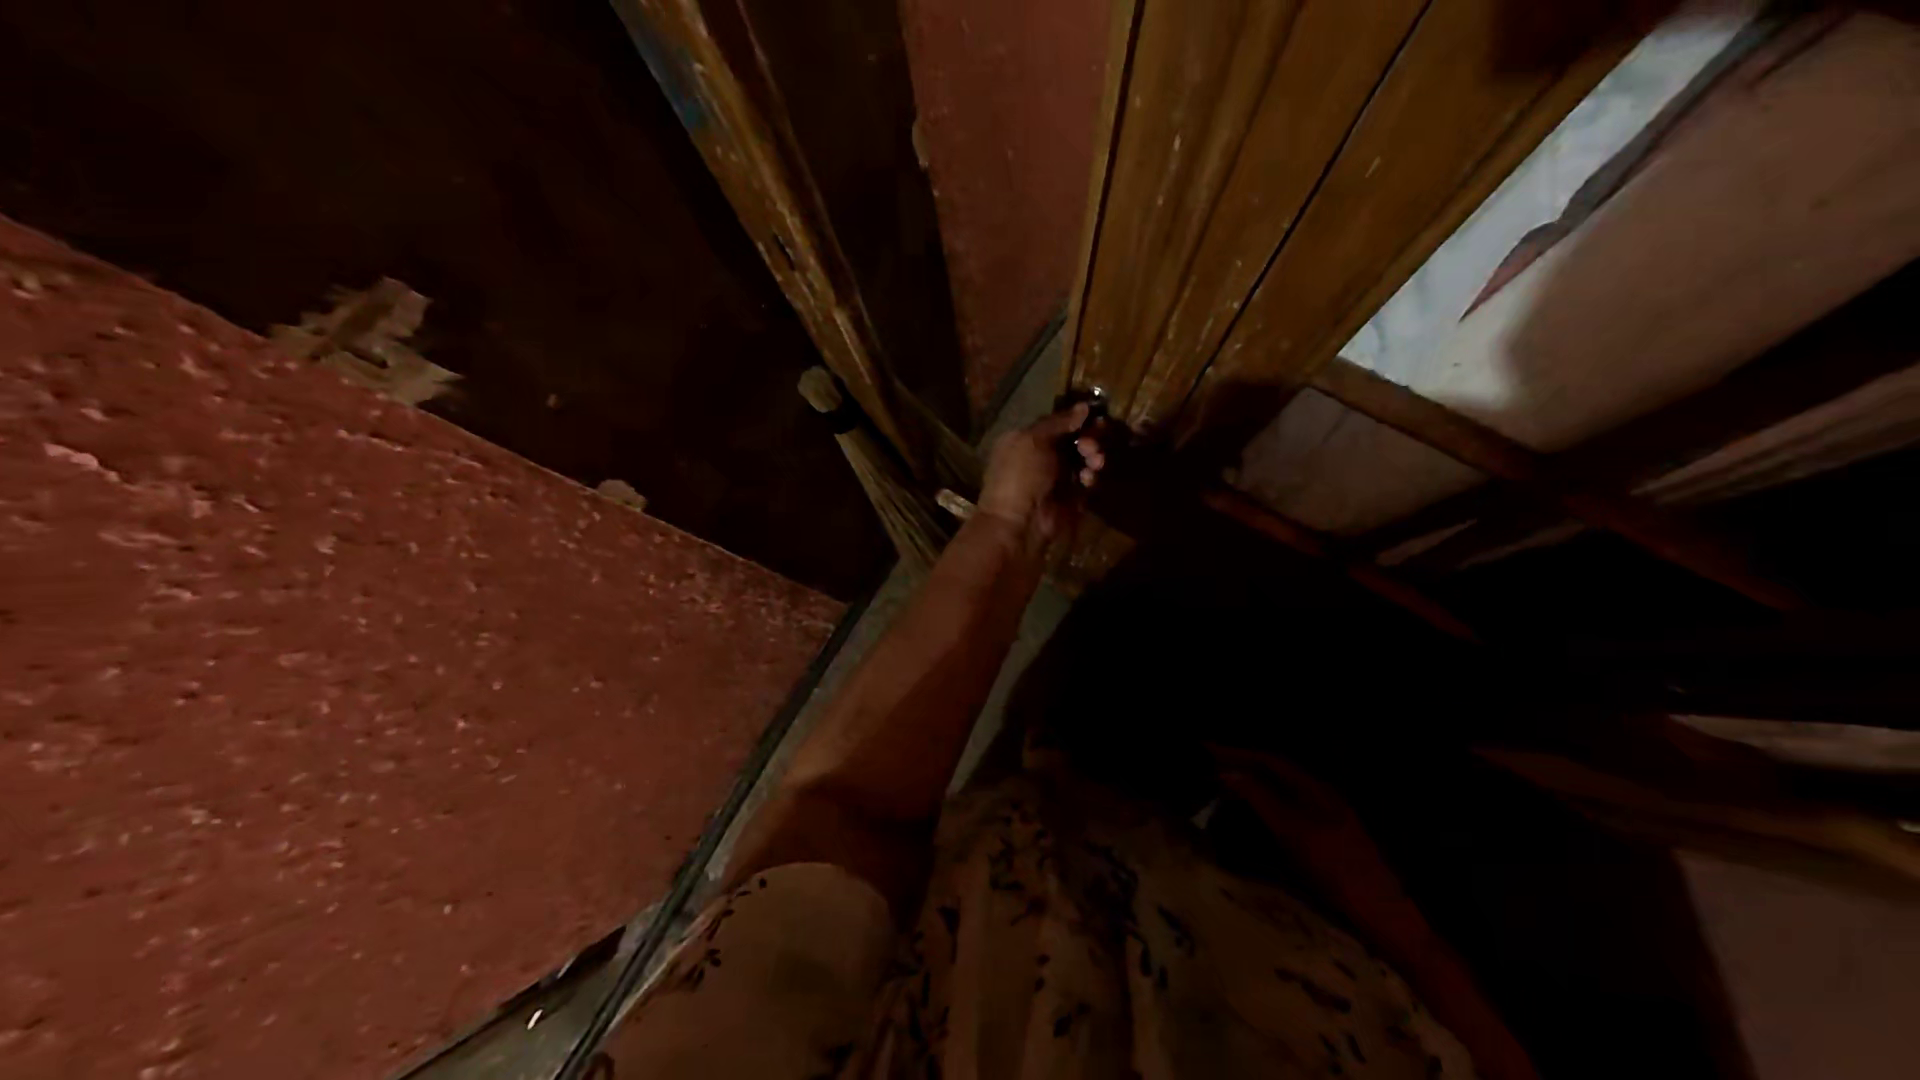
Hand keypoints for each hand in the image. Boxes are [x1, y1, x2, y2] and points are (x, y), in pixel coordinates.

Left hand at [976, 403, 1105, 540]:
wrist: (1019, 523)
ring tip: (1095, 462)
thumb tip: (1083, 407)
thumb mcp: (1033, 439)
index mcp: (1025, 440)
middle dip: (1088, 437)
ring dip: (1093, 456)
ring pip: (1084, 459)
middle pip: (1074, 440)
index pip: (1056, 423)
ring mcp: (1057, 478)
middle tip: (1092, 444)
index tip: (1095, 414)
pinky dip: (1091, 477)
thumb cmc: (1019, 475)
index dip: (1075, 419)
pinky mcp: (1071, 498)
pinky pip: (1087, 481)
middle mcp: (1041, 457)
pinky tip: (1088, 479)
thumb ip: (1058, 422)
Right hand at [1208, 745, 1400, 907]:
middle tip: (1206, 768)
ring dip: (1249, 787)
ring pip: (1278, 793)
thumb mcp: (1293, 830)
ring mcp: (1323, 819)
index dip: (1236, 752)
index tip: (1205, 748)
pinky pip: (1283, 813)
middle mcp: (1320, 797)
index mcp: (1315, 788)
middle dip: (1240, 767)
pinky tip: (1249, 818)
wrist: (1382, 914)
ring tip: (1220, 790)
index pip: (1269, 758)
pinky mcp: (1322, 841)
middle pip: (1274, 773)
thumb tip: (1228, 771)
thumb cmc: (1337, 869)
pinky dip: (1260, 808)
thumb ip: (1261, 798)